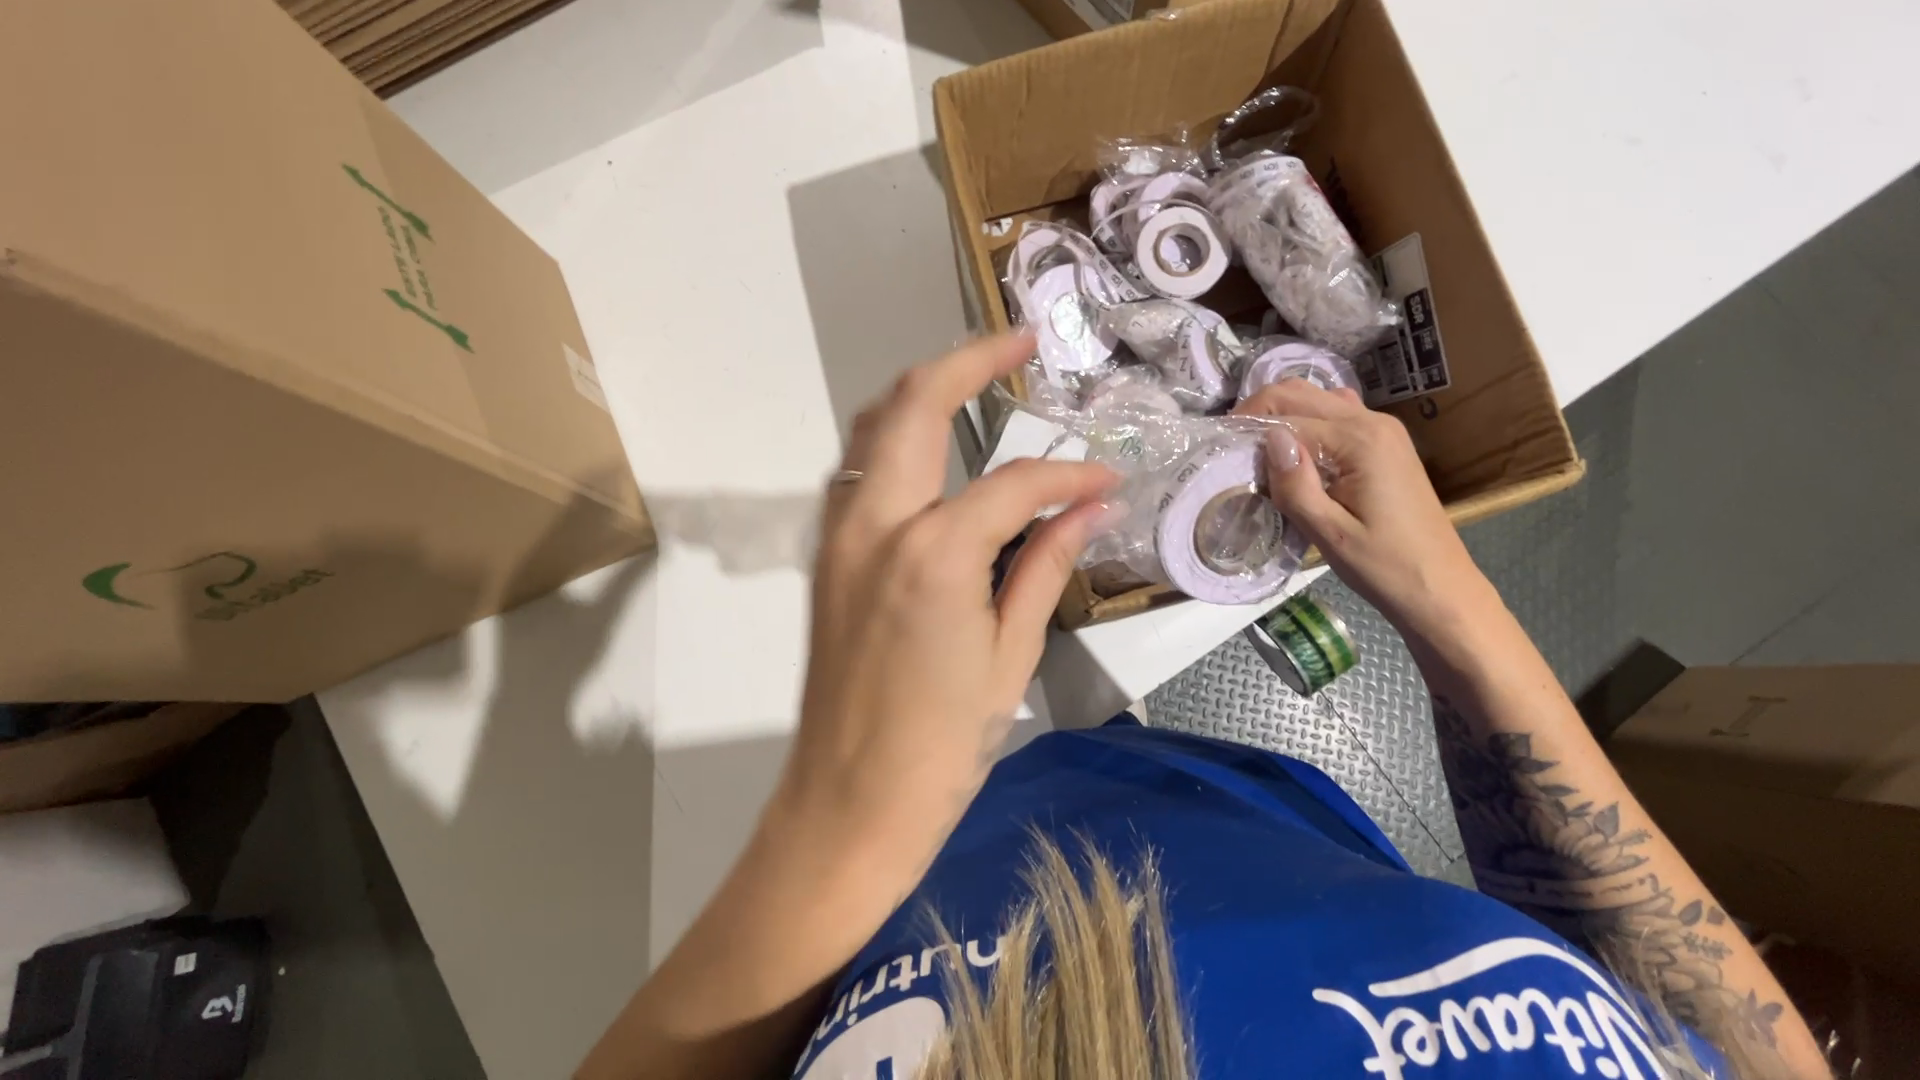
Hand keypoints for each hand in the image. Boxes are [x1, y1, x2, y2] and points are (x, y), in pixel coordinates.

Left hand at [785, 333, 1119, 873]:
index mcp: (933, 552)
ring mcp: (839, 535)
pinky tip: (930, 448)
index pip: (1014, 483)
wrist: (848, 803)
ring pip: (871, 428)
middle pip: (914, 404)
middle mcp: (875, 523)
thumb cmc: (943, 745)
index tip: (1108, 478)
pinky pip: (858, 471)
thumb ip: (1046, 566)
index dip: (1069, 475)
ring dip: (920, 391)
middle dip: (969, 359)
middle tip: (1021, 339)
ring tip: (975, 377)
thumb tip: (1091, 505)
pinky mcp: (826, 556)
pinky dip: (893, 440)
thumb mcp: (1011, 656)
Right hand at [1234, 380, 1496, 635]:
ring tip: (1256, 449)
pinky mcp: (1384, 444)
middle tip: (1229, 444)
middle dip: (1260, 410)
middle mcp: (1373, 422)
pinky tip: (1294, 453)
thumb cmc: (1383, 567)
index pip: (1288, 416)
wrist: (1439, 588)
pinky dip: (1307, 423)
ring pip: (1318, 399)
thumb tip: (1269, 436)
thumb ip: (1295, 484)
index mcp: (1360, 441)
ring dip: (1282, 414)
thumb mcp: (1329, 533)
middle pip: (1302, 393)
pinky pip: (1336, 416)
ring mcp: (1383, 430)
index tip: (1219, 451)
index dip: (1248, 428)